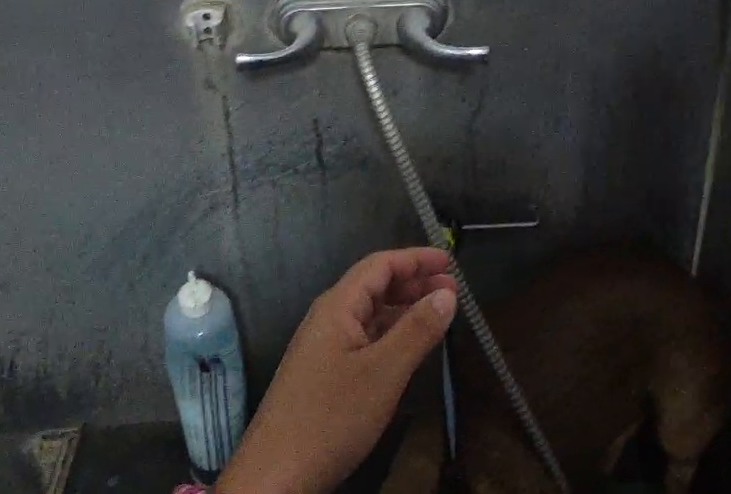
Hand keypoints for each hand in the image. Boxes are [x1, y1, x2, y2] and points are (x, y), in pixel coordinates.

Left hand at [219, 248, 458, 493]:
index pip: (379, 265)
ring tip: (439, 312)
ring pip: (370, 314)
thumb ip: (416, 330)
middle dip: (413, 281)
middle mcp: (329, 317)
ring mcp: (325, 345)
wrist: (277, 472)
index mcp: (337, 306)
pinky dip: (391, 333)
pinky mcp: (326, 372)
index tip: (450, 261)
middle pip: (374, 286)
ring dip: (404, 308)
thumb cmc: (332, 416)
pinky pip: (364, 338)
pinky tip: (409, 346)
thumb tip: (447, 293)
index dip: (415, 258)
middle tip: (453, 288)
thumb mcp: (383, 373)